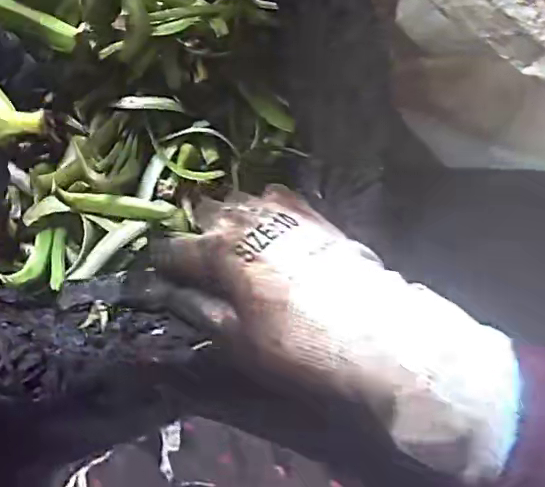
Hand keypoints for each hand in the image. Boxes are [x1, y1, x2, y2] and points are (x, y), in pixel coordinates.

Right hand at [142, 187, 521, 483]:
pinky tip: (270, 224)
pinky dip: (262, 206)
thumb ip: (195, 308)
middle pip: (200, 212)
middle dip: (192, 229)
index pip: (170, 248)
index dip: (159, 262)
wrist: (385, 339)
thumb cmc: (303, 348)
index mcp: (217, 251)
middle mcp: (240, 219)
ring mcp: (276, 210)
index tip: (158, 273)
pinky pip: (272, 197)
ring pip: (234, 199)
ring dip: (226, 215)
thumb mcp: (240, 342)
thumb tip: (160, 291)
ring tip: (232, 238)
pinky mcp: (308, 212)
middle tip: (200, 257)